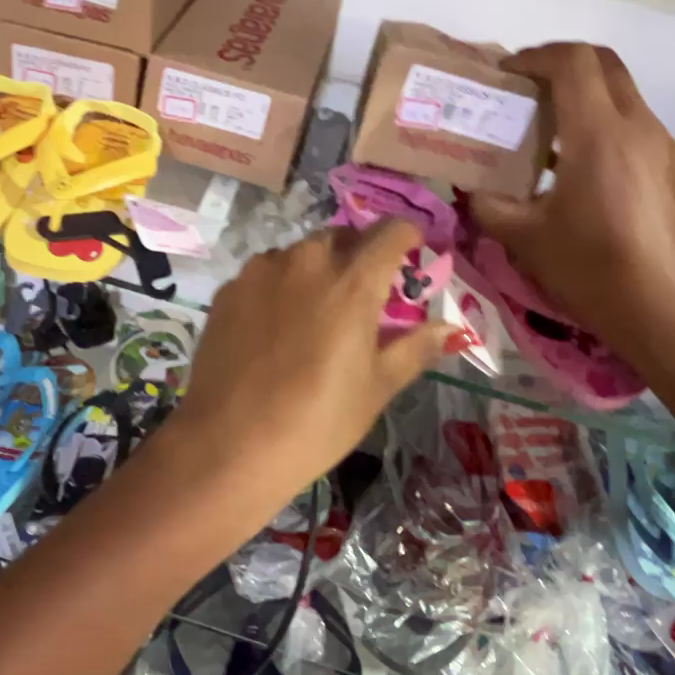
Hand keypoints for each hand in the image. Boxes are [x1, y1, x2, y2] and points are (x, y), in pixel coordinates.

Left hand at [171, 220, 454, 501]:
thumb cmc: (316, 421)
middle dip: (358, 256)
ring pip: (298, 255)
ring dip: (315, 272)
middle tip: (362, 297)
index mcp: (352, 280)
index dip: (407, 238)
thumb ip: (414, 348)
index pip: (391, 231)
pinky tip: (274, 330)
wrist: (229, 443)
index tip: (411, 256)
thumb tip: (447, 327)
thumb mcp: (376, 388)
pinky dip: (278, 289)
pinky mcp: (227, 291)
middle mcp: (305, 261)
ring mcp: (259, 272)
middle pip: (342, 238)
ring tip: (314, 317)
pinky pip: (264, 275)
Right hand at [470, 43, 674, 363]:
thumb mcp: (524, 237)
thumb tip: (470, 188)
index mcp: (600, 134)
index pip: (573, 62)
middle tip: (522, 90)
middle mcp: (638, 127)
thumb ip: (489, 203)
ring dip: (581, 96)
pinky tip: (571, 167)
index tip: (505, 75)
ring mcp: (662, 147)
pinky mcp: (671, 170)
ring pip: (621, 94)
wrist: (666, 313)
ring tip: (541, 130)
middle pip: (603, 65)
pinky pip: (632, 125)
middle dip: (560, 65)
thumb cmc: (592, 269)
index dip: (535, 56)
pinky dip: (599, 124)